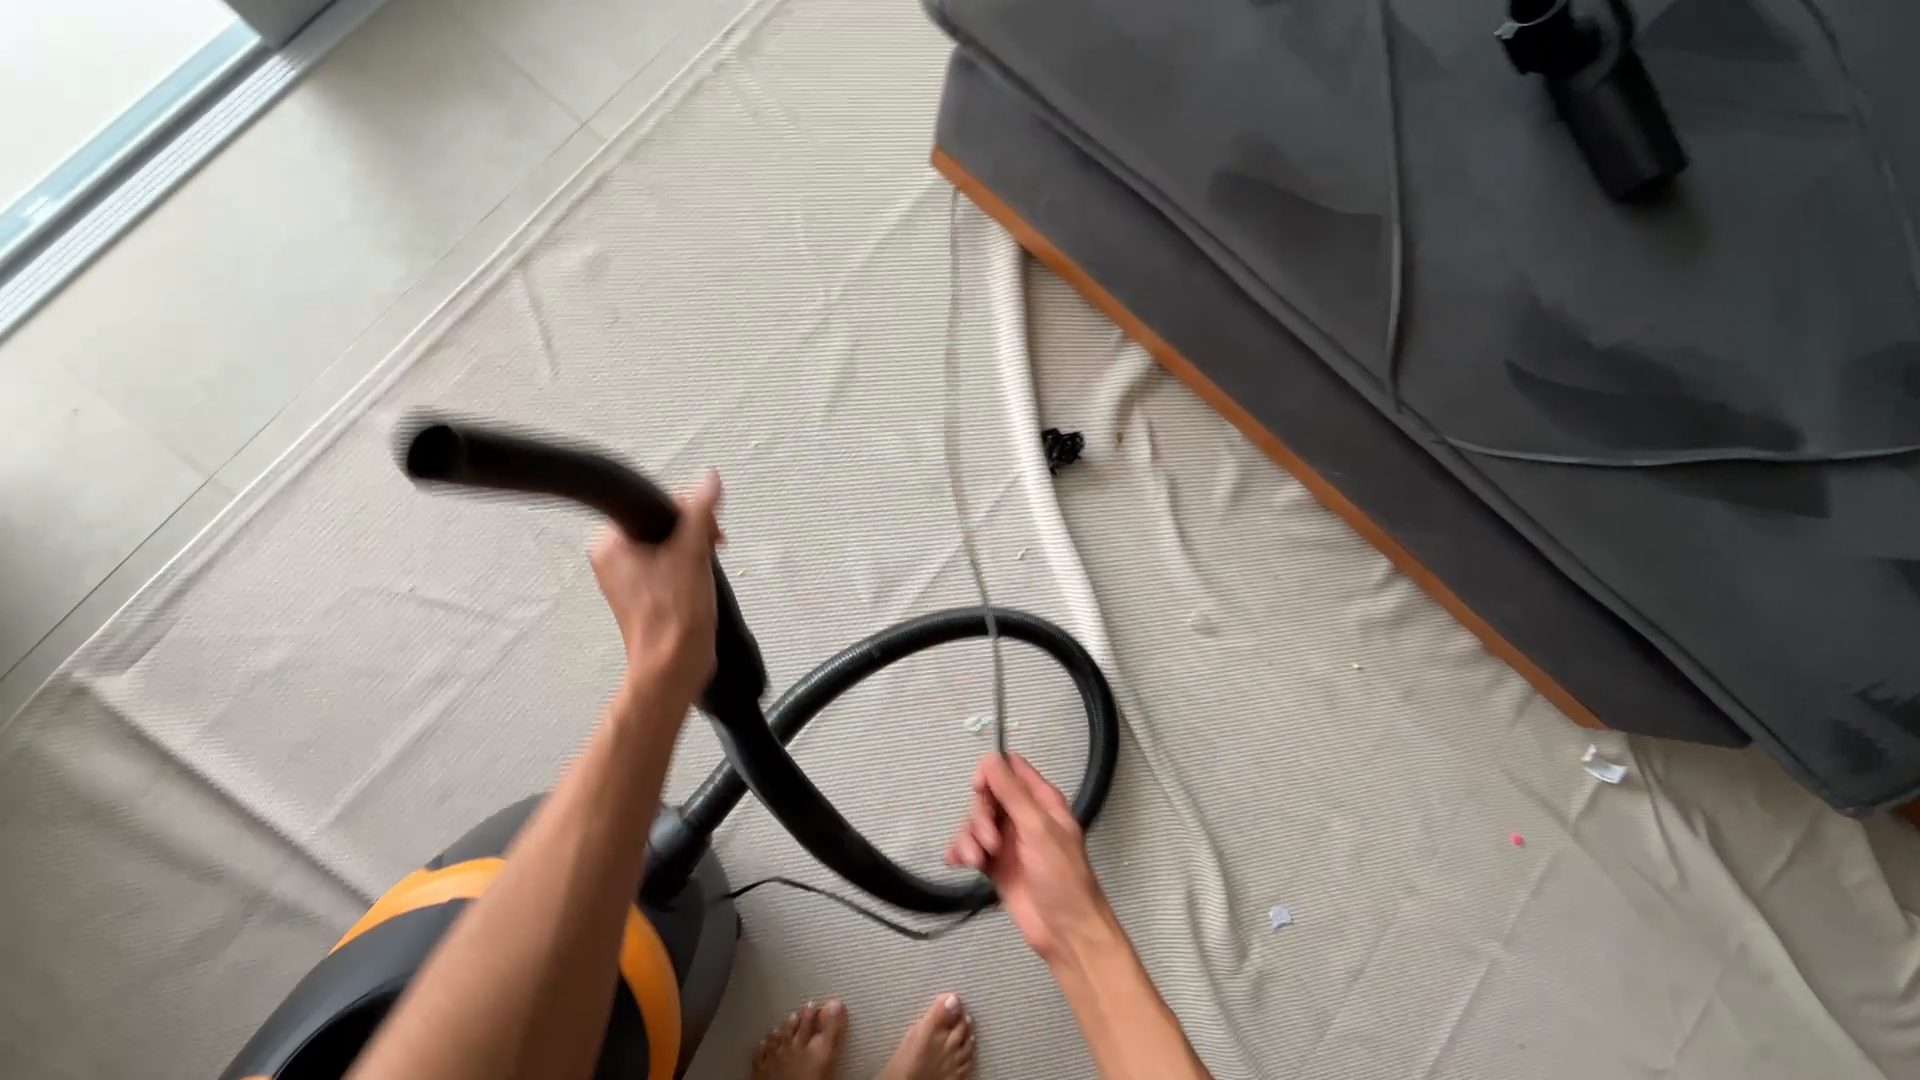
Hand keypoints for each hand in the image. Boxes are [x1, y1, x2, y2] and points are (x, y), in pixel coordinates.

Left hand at [590, 469, 723, 702]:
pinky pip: (669, 567)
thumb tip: (708, 479)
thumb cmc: (674, 618)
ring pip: (667, 545)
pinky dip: (689, 568)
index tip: (707, 525)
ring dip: (694, 549)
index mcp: (610, 544)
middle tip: (712, 545)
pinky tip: (703, 580)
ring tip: (708, 566)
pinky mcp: (646, 596)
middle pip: (660, 524)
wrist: (675, 666)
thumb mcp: (691, 552)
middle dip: (693, 531)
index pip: (651, 504)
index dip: (686, 509)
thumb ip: (700, 511)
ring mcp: (628, 580)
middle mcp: (613, 560)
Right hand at [945, 753, 1111, 966]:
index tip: (981, 790)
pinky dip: (960, 851)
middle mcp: (1023, 816)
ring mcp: (1008, 841)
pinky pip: (969, 847)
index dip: (991, 773)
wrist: (1065, 931)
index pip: (1010, 768)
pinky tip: (958, 863)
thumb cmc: (1061, 876)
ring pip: (975, 822)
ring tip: (976, 860)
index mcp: (1042, 800)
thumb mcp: (1038, 829)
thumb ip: (1012, 793)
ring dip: (969, 838)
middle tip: (991, 841)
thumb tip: (990, 758)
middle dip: (980, 816)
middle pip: (987, 796)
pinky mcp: (994, 864)